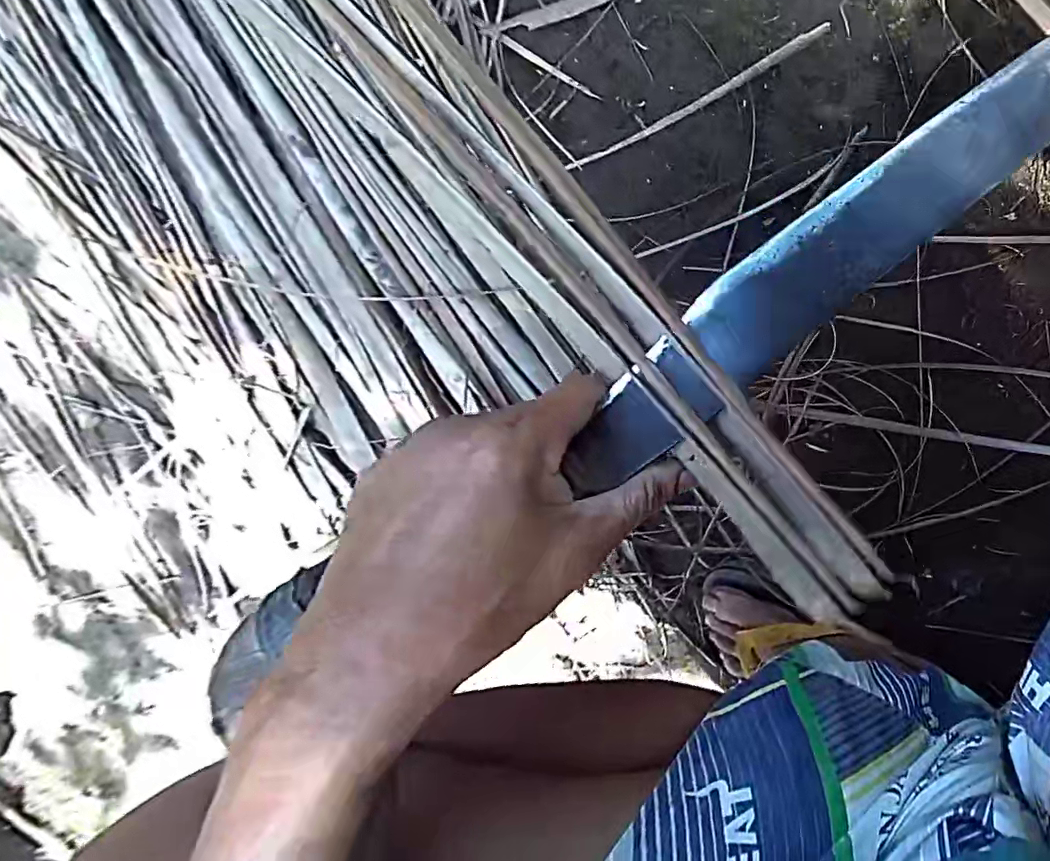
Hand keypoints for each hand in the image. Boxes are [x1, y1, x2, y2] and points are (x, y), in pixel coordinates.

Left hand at [288, 372, 690, 703]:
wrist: (368, 660)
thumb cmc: (487, 602)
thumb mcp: (580, 548)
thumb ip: (637, 498)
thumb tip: (680, 472)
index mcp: (515, 439)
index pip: (580, 389)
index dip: (607, 408)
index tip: (614, 441)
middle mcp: (460, 428)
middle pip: (534, 417)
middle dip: (557, 449)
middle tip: (559, 504)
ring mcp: (413, 448)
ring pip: (489, 436)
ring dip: (510, 462)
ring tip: (503, 524)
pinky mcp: (378, 473)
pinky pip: (444, 457)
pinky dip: (464, 478)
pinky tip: (456, 531)